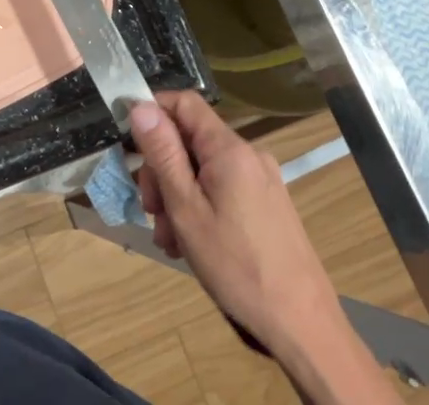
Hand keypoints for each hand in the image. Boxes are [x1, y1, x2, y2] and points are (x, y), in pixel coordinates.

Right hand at [128, 92, 342, 356]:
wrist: (301, 324)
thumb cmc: (235, 265)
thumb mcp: (186, 208)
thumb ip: (162, 153)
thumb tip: (140, 106)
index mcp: (230, 150)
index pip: (184, 103)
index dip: (151, 112)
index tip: (127, 144)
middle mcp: (249, 156)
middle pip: (189, 140)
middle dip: (160, 170)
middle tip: (150, 211)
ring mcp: (261, 181)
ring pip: (201, 169)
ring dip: (176, 196)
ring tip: (169, 238)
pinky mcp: (266, 204)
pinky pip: (220, 190)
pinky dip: (198, 207)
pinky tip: (190, 243)